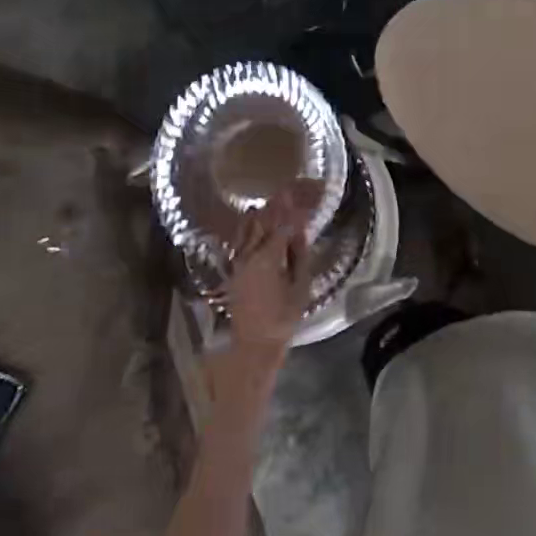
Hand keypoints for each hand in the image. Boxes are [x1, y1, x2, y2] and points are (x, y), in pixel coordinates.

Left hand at [224, 186, 319, 358]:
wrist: (254, 344)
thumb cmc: (283, 317)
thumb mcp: (300, 286)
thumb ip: (300, 255)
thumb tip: (301, 230)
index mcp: (267, 258)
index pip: (281, 226)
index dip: (292, 210)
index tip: (302, 195)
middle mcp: (248, 255)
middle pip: (261, 223)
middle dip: (275, 206)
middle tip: (287, 191)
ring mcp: (237, 263)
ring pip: (246, 230)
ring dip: (259, 215)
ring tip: (270, 202)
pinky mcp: (233, 271)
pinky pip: (240, 241)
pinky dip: (249, 229)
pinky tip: (254, 224)